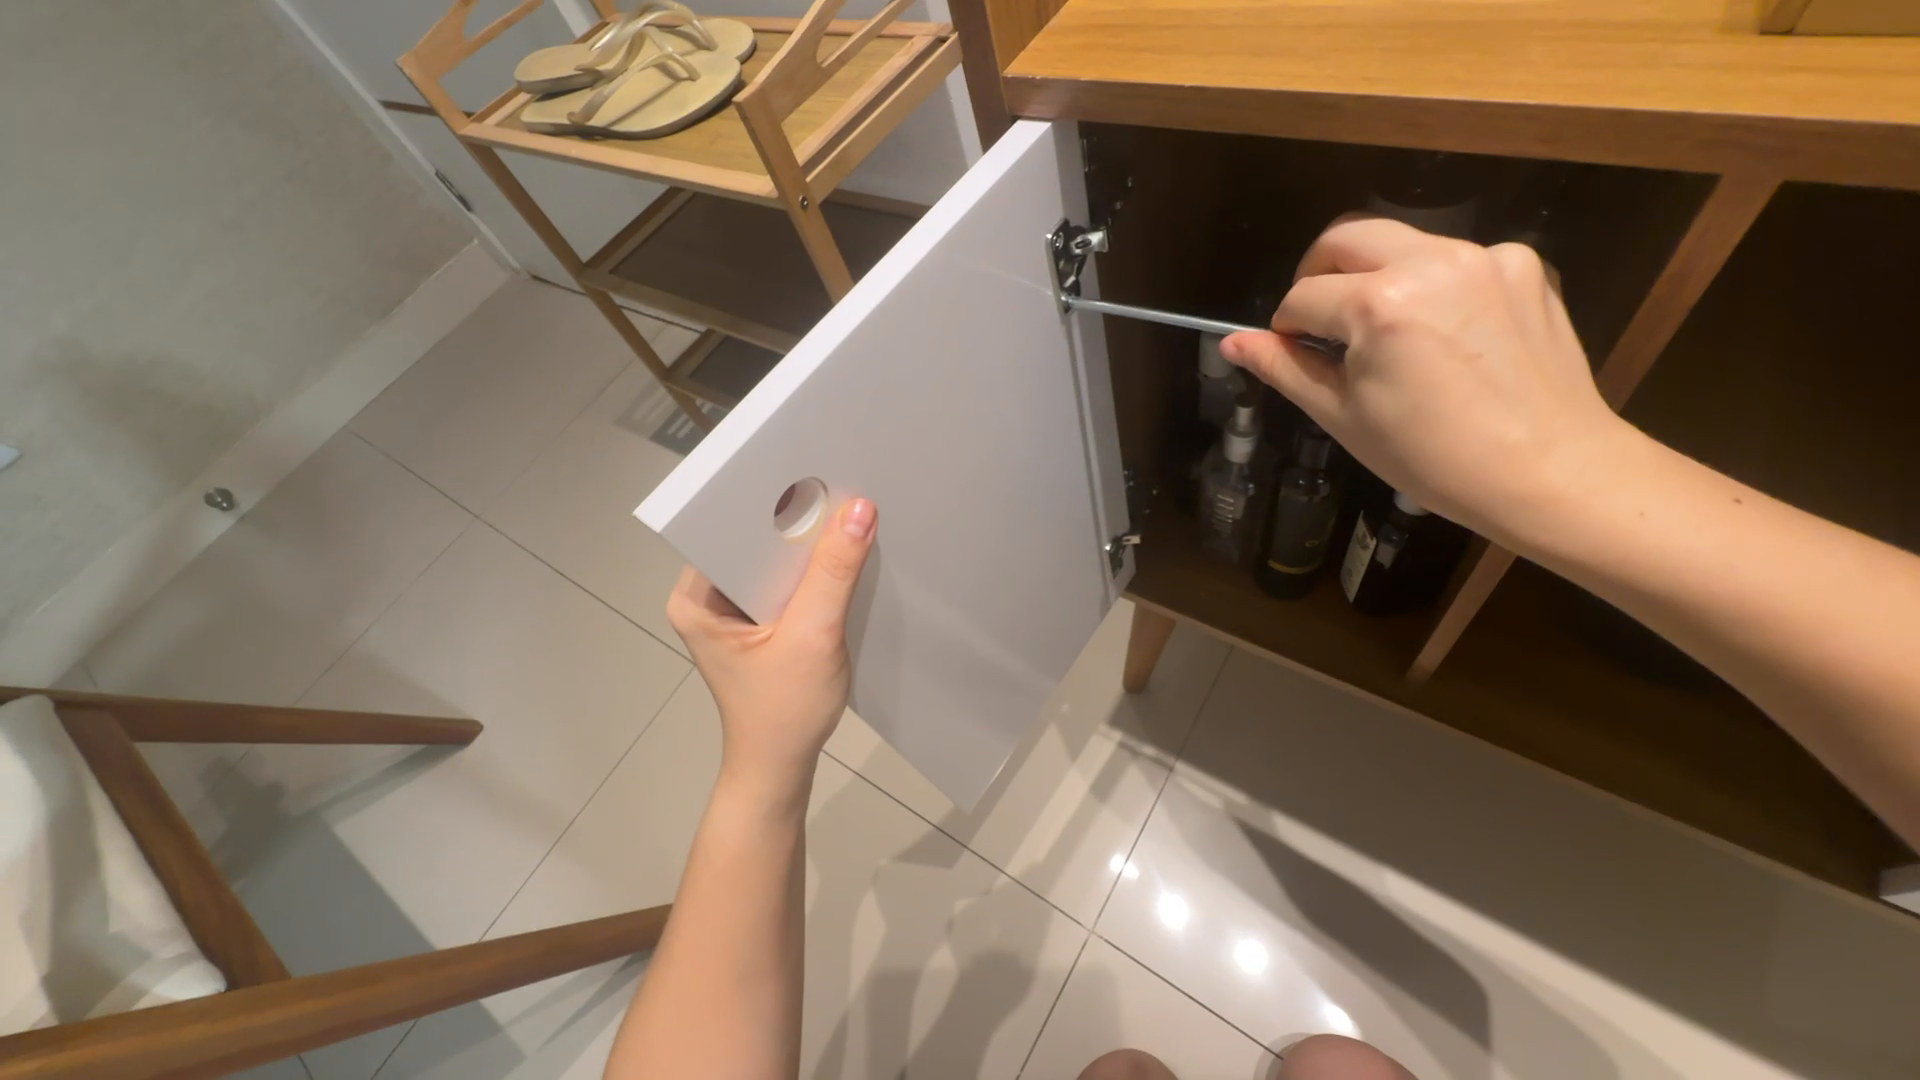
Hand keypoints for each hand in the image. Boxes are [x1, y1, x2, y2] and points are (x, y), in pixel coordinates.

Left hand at [667, 498, 876, 799]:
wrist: (782, 767)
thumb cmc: (785, 709)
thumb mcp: (813, 635)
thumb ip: (834, 572)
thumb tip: (861, 508)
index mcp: (695, 595)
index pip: (731, 528)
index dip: (774, 501)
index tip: (816, 474)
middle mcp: (707, 594)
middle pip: (755, 540)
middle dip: (797, 522)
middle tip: (841, 489)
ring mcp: (732, 608)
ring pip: (774, 560)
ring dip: (808, 547)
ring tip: (847, 516)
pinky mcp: (757, 620)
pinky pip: (786, 581)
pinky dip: (812, 572)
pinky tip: (842, 556)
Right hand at [1222, 215, 1634, 545]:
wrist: (1548, 470)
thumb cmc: (1430, 456)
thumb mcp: (1342, 416)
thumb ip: (1284, 368)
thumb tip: (1231, 342)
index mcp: (1379, 304)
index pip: (1303, 296)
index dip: (1286, 328)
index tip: (1294, 356)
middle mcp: (1432, 261)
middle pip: (1347, 238)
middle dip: (1317, 274)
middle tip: (1318, 321)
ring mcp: (1484, 257)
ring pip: (1401, 243)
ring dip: (1374, 277)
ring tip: (1385, 334)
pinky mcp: (1524, 265)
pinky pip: (1454, 261)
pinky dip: (1430, 287)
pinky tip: (1442, 337)